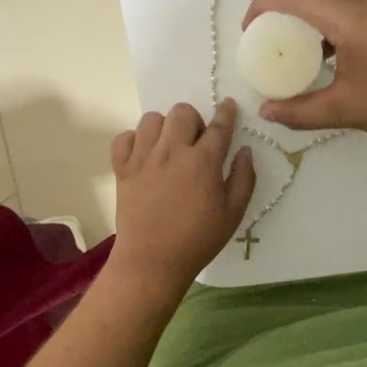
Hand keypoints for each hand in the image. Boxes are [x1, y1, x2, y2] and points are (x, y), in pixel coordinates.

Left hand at [108, 98, 255, 285]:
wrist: (152, 261)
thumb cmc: (198, 240)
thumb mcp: (233, 214)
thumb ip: (243, 178)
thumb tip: (245, 151)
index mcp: (203, 161)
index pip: (219, 126)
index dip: (226, 113)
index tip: (228, 106)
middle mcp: (172, 151)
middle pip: (182, 112)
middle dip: (194, 121)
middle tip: (196, 144)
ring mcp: (143, 158)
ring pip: (152, 119)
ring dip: (164, 128)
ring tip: (169, 148)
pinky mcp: (122, 169)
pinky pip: (124, 137)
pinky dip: (134, 141)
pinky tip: (144, 157)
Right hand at [242, 0, 366, 140]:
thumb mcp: (344, 109)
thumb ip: (300, 111)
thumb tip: (265, 112)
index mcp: (349, 15)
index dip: (262, 7)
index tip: (249, 33)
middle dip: (279, 9)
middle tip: (265, 41)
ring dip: (303, 13)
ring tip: (290, 47)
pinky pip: (347, 3)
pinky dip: (325, 18)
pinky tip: (324, 51)